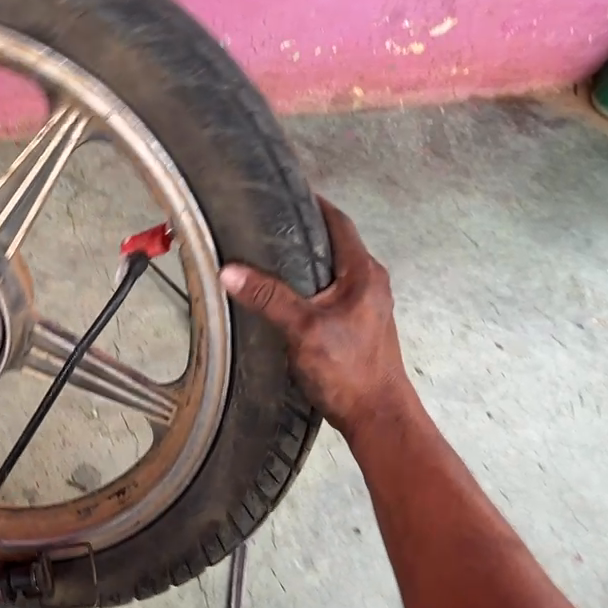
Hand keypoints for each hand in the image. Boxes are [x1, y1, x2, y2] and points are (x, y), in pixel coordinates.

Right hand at [221, 196, 413, 438]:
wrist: (378, 417)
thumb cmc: (348, 369)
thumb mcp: (303, 329)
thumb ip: (268, 297)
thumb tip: (229, 271)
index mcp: (363, 273)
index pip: (339, 223)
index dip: (314, 203)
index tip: (285, 191)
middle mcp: (369, 283)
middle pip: (335, 244)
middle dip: (303, 230)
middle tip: (265, 222)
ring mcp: (366, 305)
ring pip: (331, 270)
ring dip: (305, 260)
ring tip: (266, 255)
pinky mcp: (357, 325)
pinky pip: (329, 291)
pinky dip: (307, 283)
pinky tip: (283, 295)